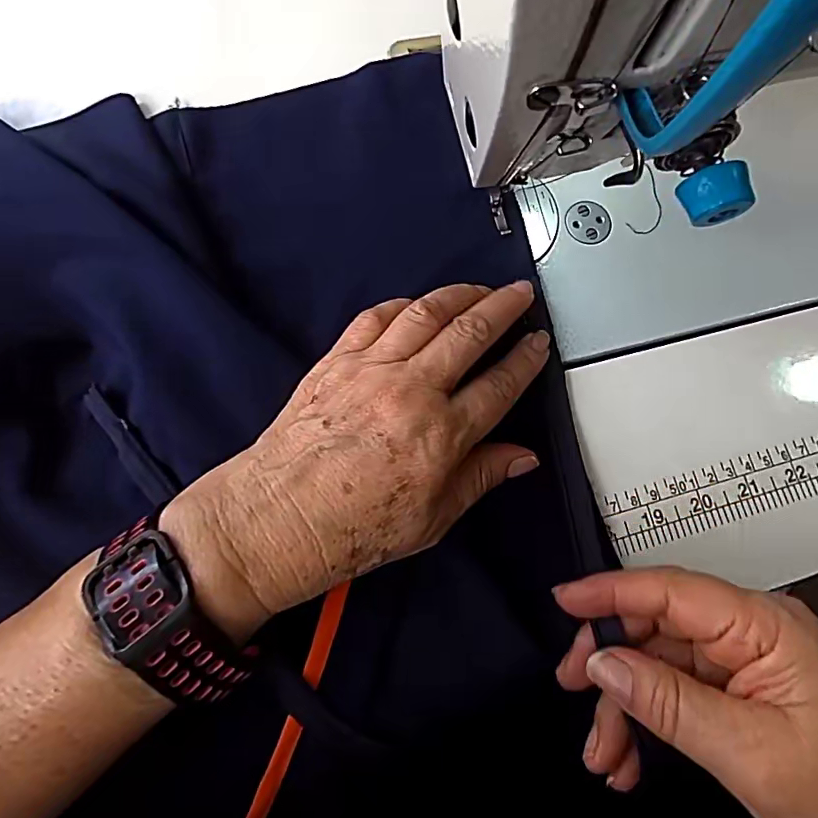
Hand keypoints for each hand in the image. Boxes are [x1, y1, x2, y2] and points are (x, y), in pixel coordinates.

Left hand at [161, 281, 549, 641]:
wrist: (280, 517)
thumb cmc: (348, 527)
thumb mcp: (432, 519)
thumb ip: (480, 477)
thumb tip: (519, 458)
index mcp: (441, 435)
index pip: (500, 384)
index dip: (526, 359)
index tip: (538, 343)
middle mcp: (409, 392)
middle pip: (469, 333)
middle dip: (503, 308)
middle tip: (520, 296)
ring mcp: (370, 372)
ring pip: (425, 315)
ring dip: (458, 295)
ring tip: (477, 289)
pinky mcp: (335, 362)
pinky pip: (373, 318)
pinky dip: (399, 305)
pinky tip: (414, 304)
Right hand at [554, 568, 817, 817]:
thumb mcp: (753, 757)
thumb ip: (669, 703)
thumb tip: (604, 663)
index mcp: (769, 628)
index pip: (671, 590)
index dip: (609, 591)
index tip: (565, 601)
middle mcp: (752, 633)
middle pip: (653, 624)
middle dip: (609, 661)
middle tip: (573, 687)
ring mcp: (742, 660)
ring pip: (653, 661)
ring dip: (623, 705)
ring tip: (606, 751)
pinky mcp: (735, 687)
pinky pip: (670, 688)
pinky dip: (644, 720)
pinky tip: (630, 754)